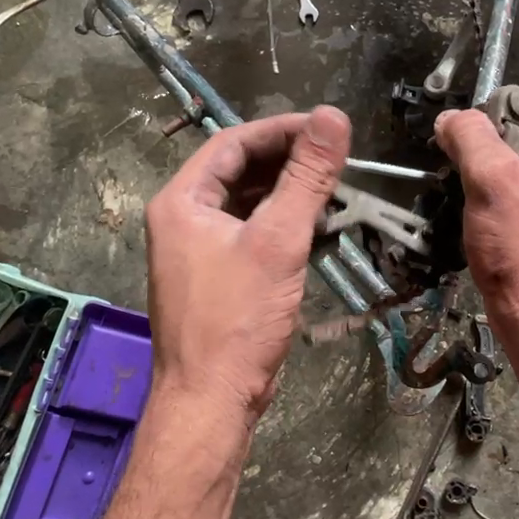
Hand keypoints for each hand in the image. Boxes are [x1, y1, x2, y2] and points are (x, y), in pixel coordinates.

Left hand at [145, 108, 350, 421]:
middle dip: (290, 161)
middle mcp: (184, 218)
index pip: (234, 143)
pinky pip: (253, 233)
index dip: (282, 130)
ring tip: (335, 187)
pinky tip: (319, 225)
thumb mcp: (278, 240)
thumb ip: (307, 177)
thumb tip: (333, 117)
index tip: (328, 128)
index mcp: (182, 200)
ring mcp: (200, 249)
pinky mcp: (219, 276)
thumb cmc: (237, 320)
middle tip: (337, 157)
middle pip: (241, 171)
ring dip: (290, 193)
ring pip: (250, 203)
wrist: (210, 400)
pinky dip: (285, 224)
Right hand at [434, 108, 518, 326]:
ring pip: (504, 179)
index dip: (484, 124)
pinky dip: (485, 214)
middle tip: (457, 180)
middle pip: (509, 146)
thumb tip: (451, 117)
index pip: (518, 114)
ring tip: (464, 208)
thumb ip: (471, 138)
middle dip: (477, 160)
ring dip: (477, 189)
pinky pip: (507, 208)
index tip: (456, 146)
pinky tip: (474, 230)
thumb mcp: (492, 180)